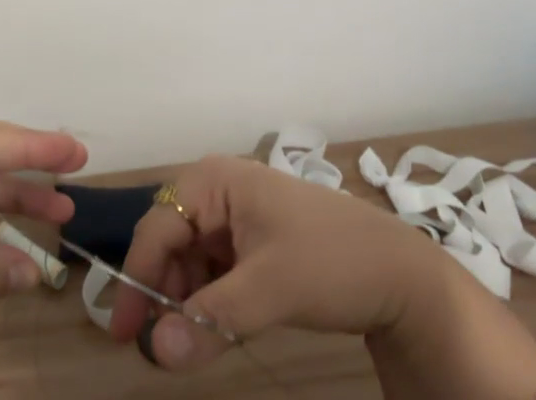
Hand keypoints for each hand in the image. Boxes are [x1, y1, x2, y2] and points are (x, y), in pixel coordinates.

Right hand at [110, 154, 443, 367]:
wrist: (410, 279)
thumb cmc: (335, 263)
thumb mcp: (270, 290)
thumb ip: (210, 319)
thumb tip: (155, 353)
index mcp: (213, 182)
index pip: (157, 229)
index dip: (137, 280)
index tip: (125, 334)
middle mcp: (218, 192)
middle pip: (171, 245)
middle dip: (165, 295)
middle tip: (161, 347)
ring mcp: (238, 217)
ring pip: (192, 262)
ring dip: (188, 303)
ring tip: (193, 342)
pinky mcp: (256, 243)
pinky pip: (217, 272)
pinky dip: (212, 302)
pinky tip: (217, 329)